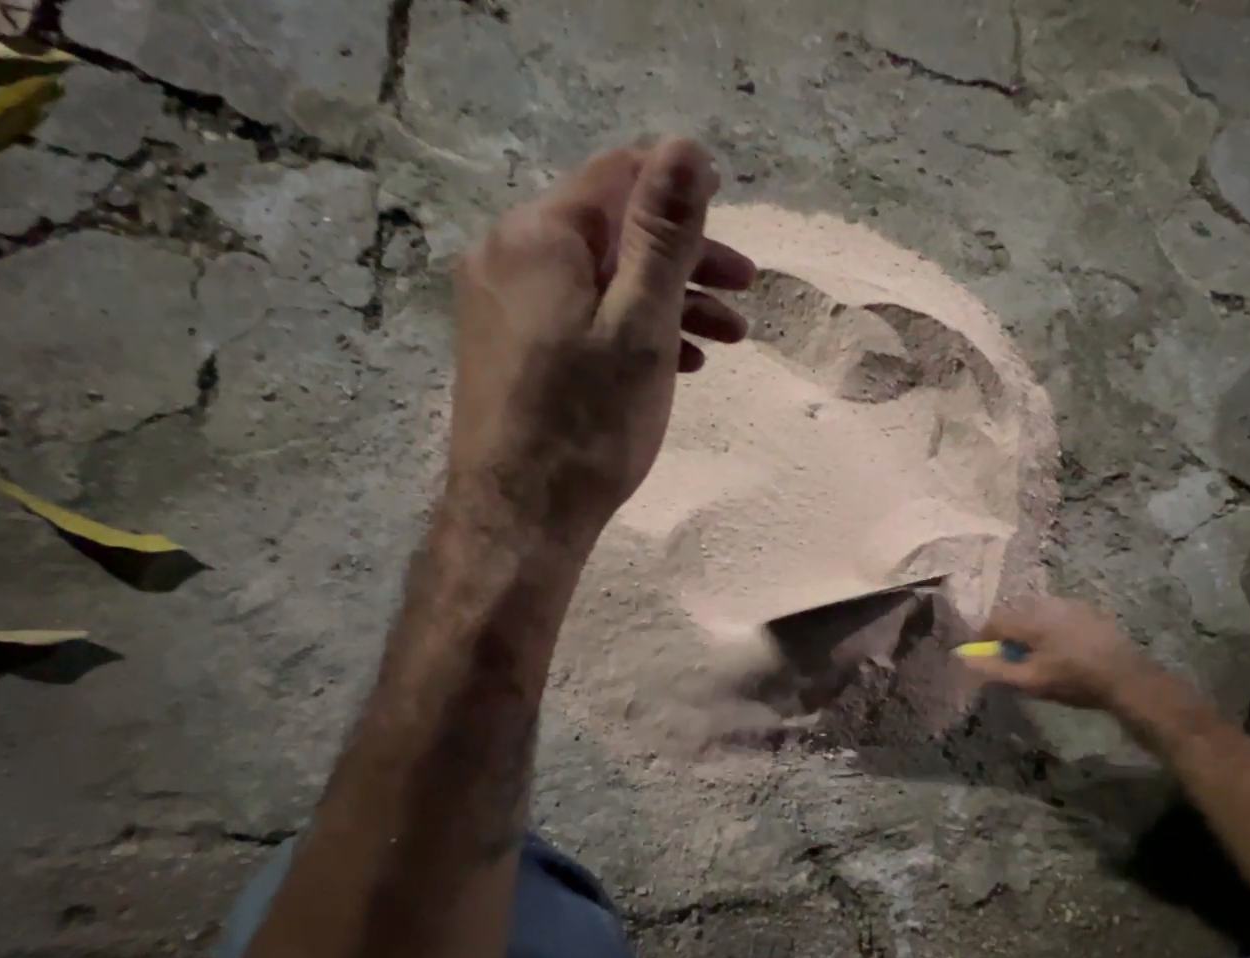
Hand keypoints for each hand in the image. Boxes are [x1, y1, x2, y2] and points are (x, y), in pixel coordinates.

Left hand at [447, 137, 755, 535]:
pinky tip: (677, 361)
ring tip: (727, 338)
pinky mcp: (509, 343)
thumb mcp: (641, 323)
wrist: (520, 518)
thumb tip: (687, 147)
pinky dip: (631, 326)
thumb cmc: (589, 423)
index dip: (682, 187)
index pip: (619, 175)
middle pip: (613, 229)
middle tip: (747, 290)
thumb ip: (664, 233)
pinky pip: (579, 313)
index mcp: (538, 236)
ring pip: (601, 277)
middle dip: (686, 256)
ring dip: (668, 297)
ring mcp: (503, 301)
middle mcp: (508, 254)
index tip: (734, 218)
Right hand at [958, 596, 1154, 712]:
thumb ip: (995, 669)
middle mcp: (1047, 604)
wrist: (1125, 676)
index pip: (994, 621)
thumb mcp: (1030, 681)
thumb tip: (962, 657)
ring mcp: (1070, 604)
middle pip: (1015, 612)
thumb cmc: (1073, 680)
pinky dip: (1051, 625)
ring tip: (1041, 652)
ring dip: (1030, 627)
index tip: (990, 656)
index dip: (986, 639)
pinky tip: (1064, 645)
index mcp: (1030, 620)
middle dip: (1009, 632)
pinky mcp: (1088, 609)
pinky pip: (1057, 612)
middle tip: (1016, 657)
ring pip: (1037, 610)